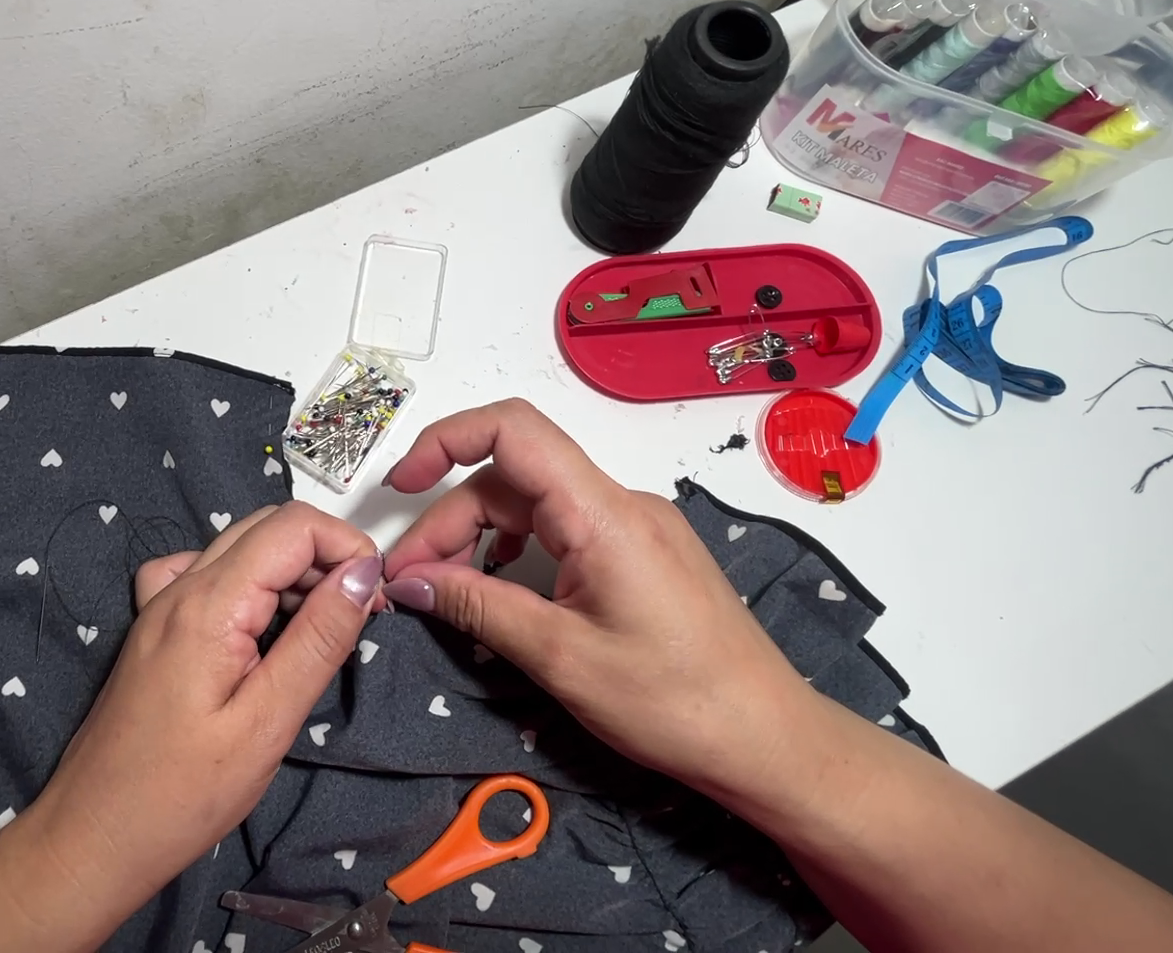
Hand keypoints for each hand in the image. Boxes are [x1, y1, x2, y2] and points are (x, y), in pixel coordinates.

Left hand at [25, 502, 381, 940]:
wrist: (92, 838)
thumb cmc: (183, 794)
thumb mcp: (267, 722)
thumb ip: (318, 638)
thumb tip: (364, 573)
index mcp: (209, 601)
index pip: (293, 526)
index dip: (346, 545)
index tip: (374, 598)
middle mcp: (180, 585)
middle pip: (268, 527)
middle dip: (325, 556)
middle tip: (357, 616)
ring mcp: (160, 602)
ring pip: (241, 546)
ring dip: (292, 570)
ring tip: (320, 628)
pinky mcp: (153, 624)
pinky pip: (206, 572)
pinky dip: (248, 581)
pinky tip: (256, 620)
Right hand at [380, 399, 814, 792]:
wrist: (771, 741)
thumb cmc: (674, 702)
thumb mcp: (560, 657)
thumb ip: (477, 608)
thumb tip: (408, 582)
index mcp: (602, 513)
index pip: (512, 430)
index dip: (444, 440)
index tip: (401, 486)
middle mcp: (617, 501)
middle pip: (508, 479)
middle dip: (449, 523)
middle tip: (412, 584)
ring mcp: (629, 523)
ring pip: (528, 505)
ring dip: (477, 538)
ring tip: (446, 590)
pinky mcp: (635, 548)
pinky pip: (557, 527)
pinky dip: (513, 548)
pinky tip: (498, 583)